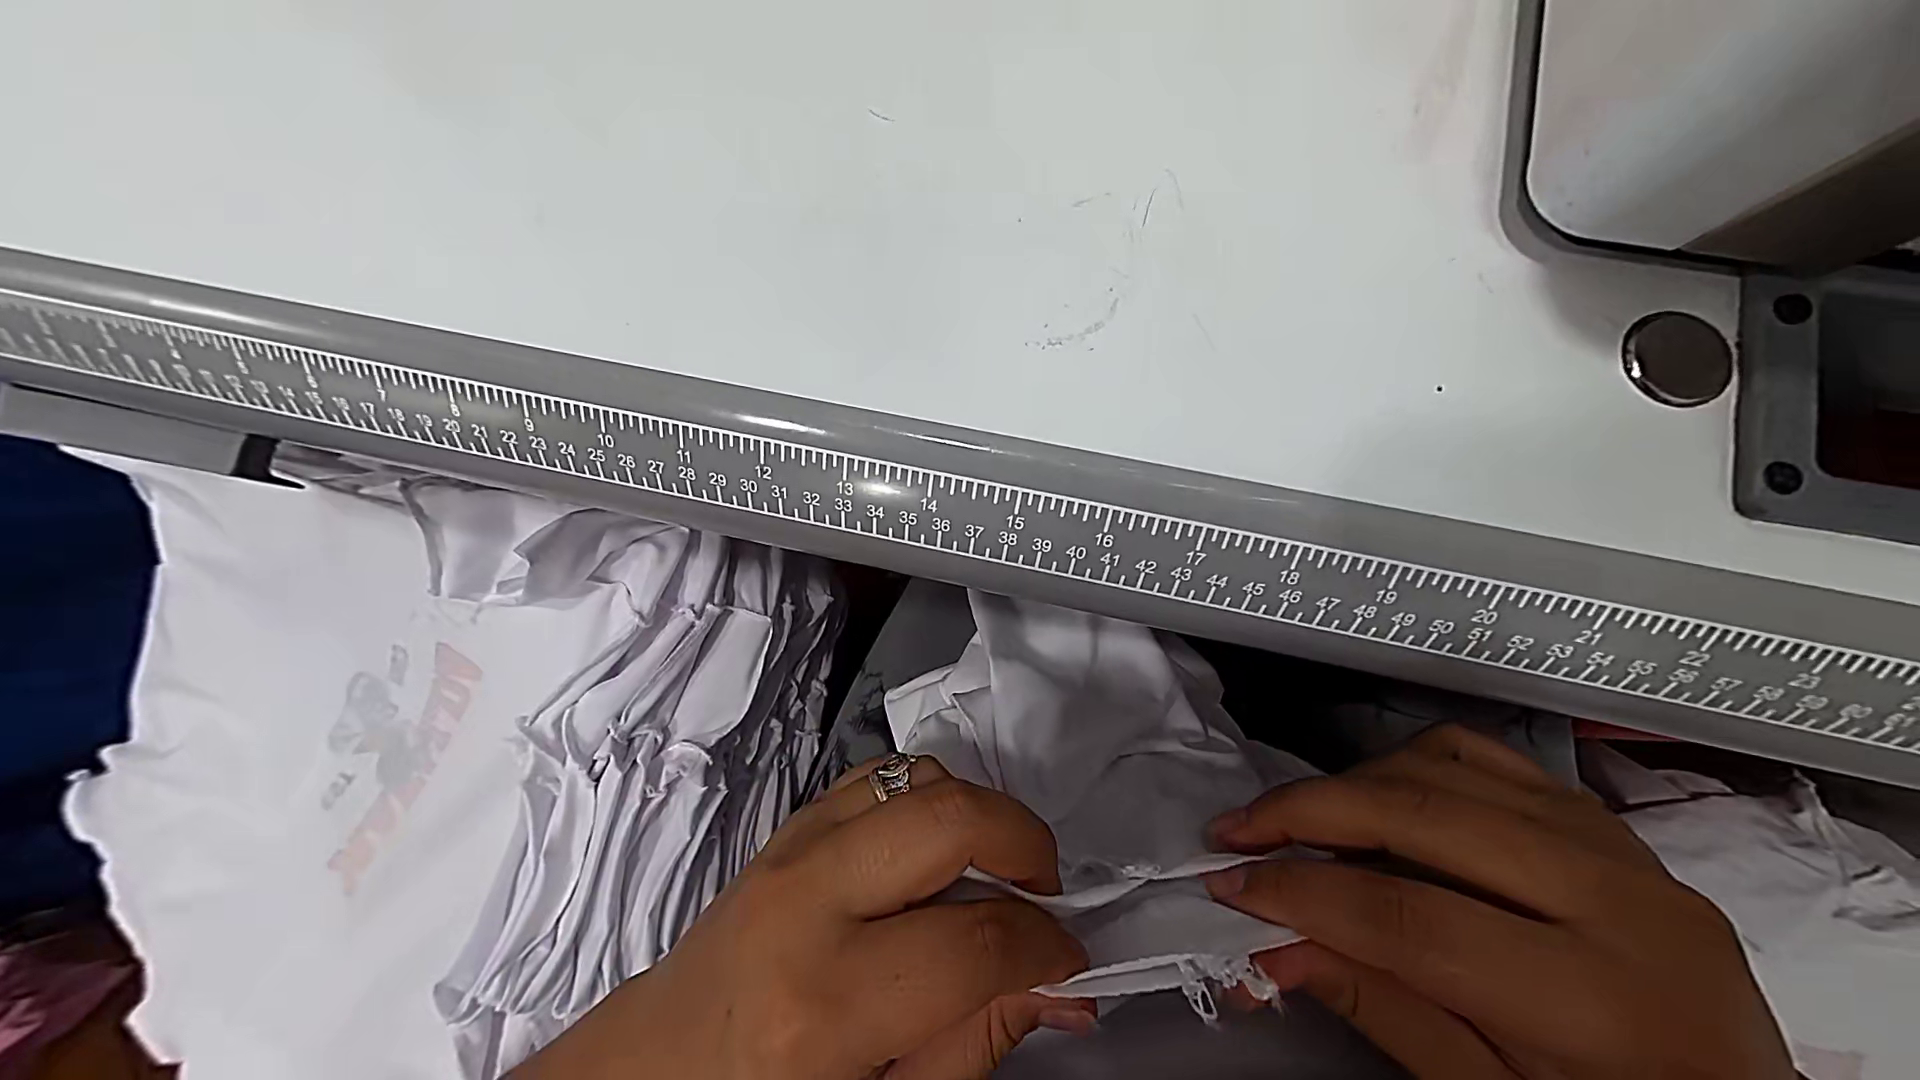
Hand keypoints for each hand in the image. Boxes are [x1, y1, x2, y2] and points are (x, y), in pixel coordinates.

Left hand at [514, 756, 1090, 1079]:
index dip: (1047, 947)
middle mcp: (806, 898)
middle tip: (1044, 890)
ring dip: (976, 815)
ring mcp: (794, 843)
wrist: (657, 1065)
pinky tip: (933, 851)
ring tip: (989, 871)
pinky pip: (882, 775)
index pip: (975, 941)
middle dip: (1023, 842)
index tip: (1070, 958)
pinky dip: (928, 797)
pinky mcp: (793, 822)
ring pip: (918, 776)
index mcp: (824, 1001)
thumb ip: (977, 1037)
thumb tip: (1064, 987)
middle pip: (948, 817)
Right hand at [1203, 725, 1796, 1079]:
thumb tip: (1270, 944)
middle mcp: (1622, 901)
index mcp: (1610, 1004)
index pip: (1412, 920)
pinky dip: (1405, 761)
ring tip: (1295, 820)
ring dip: (1347, 784)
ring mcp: (1616, 843)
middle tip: (1235, 830)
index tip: (1227, 886)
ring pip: (1440, 767)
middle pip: (1419, 815)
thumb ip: (1381, 1010)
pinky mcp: (1597, 816)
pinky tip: (1372, 793)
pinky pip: (1478, 754)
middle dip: (1304, 813)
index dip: (1301, 896)